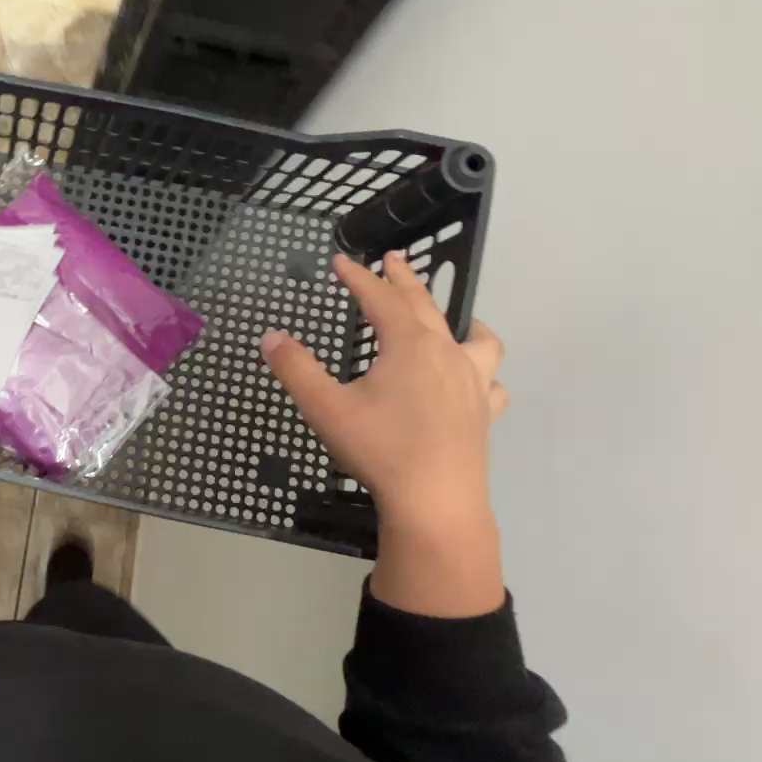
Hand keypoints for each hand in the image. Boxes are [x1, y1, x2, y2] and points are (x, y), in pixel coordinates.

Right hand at [260, 251, 508, 616]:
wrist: (434, 502)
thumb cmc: (379, 449)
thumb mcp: (325, 407)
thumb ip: (296, 368)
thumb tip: (271, 337)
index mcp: (409, 346)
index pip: (381, 298)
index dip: (358, 277)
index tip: (340, 260)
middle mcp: (446, 355)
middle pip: (425, 306)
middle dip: (404, 280)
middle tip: (392, 259)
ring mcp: (472, 384)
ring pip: (476, 338)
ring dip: (460, 321)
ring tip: (452, 318)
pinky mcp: (483, 414)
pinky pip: (491, 382)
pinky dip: (481, 372)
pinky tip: (472, 382)